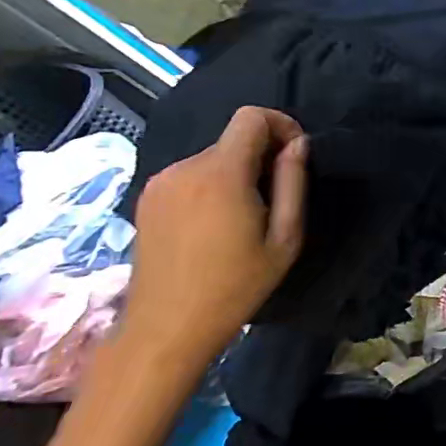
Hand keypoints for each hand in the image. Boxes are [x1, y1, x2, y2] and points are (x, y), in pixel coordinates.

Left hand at [125, 107, 307, 358]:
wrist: (166, 329)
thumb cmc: (235, 286)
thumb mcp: (283, 239)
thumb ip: (293, 183)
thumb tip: (298, 144)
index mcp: (221, 172)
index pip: (251, 116)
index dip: (280, 125)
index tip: (294, 156)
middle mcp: (185, 166)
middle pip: (233, 140)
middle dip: (260, 157)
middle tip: (274, 200)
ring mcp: (161, 181)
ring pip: (212, 159)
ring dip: (235, 174)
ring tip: (243, 218)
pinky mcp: (147, 198)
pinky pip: (190, 176)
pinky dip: (210, 186)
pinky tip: (213, 226)